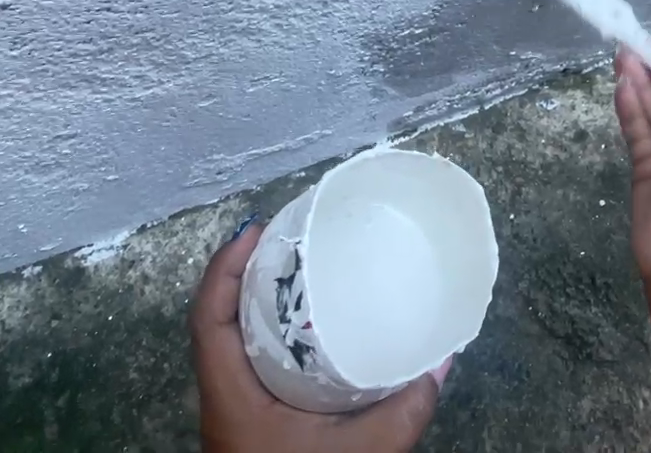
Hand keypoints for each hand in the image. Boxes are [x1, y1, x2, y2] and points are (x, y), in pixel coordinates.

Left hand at [192, 222, 448, 452]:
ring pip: (229, 338)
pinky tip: (300, 323)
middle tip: (283, 237)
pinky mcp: (248, 420)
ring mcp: (233, 409)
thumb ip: (403, 411)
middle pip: (215, 318)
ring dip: (251, 298)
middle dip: (242, 271)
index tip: (255, 229)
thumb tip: (442, 359)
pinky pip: (246, 358)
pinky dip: (264, 328)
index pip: (207, 318)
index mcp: (231, 394)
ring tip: (292, 266)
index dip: (222, 267)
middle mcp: (222, 395)